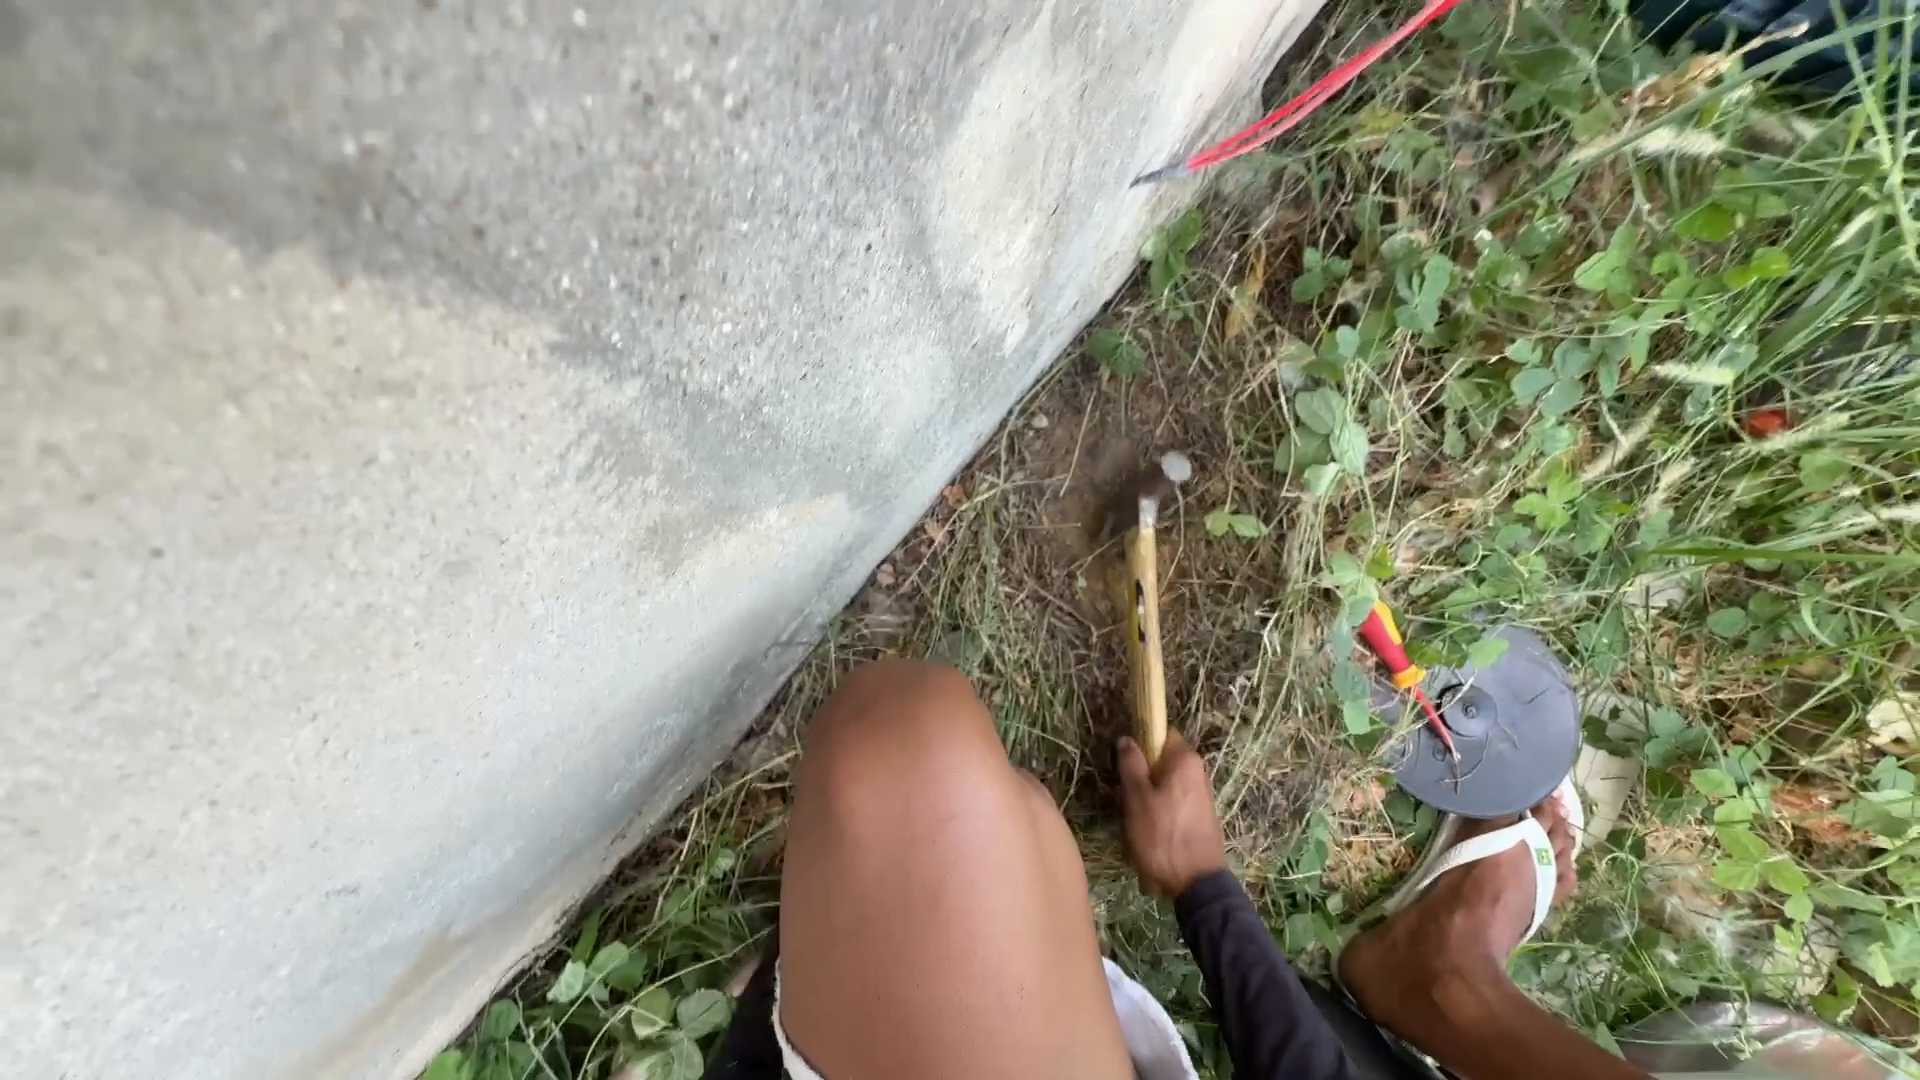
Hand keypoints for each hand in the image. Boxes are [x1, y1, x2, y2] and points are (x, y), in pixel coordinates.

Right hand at [1117, 732, 1226, 898]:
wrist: (1196, 885)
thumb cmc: (1162, 836)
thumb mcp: (1137, 798)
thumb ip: (1131, 765)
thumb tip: (1127, 739)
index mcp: (1186, 761)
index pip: (1161, 735)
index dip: (1140, 745)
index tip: (1125, 764)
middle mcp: (1199, 773)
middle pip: (1161, 763)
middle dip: (1141, 778)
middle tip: (1126, 798)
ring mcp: (1202, 797)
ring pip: (1165, 787)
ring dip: (1147, 800)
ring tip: (1135, 823)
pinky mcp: (1201, 818)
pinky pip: (1173, 805)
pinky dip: (1160, 815)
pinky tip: (1149, 836)